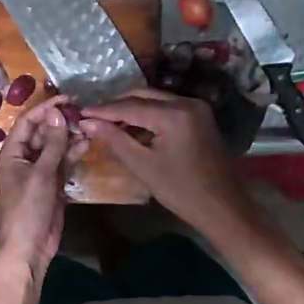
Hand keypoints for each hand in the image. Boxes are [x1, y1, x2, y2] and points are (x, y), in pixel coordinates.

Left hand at [0, 95, 88, 275]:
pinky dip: (73, 153)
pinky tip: (87, 142)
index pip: (28, 122)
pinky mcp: (53, 183)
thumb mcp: (41, 174)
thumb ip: (52, 144)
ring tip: (89, 125)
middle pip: (43, 132)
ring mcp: (39, 171)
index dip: (46, 109)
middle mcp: (24, 158)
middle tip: (83, 111)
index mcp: (12, 153)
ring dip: (69, 136)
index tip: (68, 98)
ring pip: (55, 147)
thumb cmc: (28, 209)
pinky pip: (62, 162)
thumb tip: (58, 114)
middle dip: (61, 122)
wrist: (29, 246)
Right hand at [80, 90, 254, 236]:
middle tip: (91, 116)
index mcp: (174, 114)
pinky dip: (149, 116)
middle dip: (116, 105)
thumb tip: (88, 122)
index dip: (103, 110)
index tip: (80, 112)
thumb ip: (115, 139)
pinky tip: (132, 128)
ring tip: (107, 122)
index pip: (130, 105)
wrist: (223, 207)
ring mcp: (197, 109)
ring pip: (155, 100)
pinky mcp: (200, 118)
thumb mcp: (143, 166)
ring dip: (132, 109)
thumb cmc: (181, 191)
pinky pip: (168, 109)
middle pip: (143, 96)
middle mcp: (187, 102)